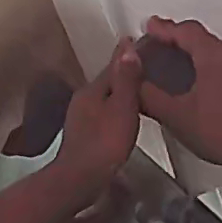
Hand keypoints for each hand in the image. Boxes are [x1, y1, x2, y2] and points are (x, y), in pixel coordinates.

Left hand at [52, 39, 142, 206]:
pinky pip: (101, 116)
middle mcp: (82, 101)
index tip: (137, 43)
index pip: (112, 66)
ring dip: (118, 95)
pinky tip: (121, 120)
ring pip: (103, 99)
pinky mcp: (83, 137)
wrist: (81, 179)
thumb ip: (126, 79)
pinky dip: (113, 112)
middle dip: (122, 75)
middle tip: (141, 67)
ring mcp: (80, 120)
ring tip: (136, 92)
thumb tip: (127, 49)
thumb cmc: (103, 145)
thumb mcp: (122, 107)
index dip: (127, 55)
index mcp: (92, 91)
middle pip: (106, 82)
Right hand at [137, 17, 221, 179]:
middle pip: (208, 43)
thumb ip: (152, 98)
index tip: (154, 26)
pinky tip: (219, 104)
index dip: (165, 28)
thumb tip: (137, 90)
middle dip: (186, 48)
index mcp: (216, 57)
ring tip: (193, 85)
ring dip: (208, 67)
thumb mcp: (178, 117)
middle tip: (170, 54)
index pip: (186, 31)